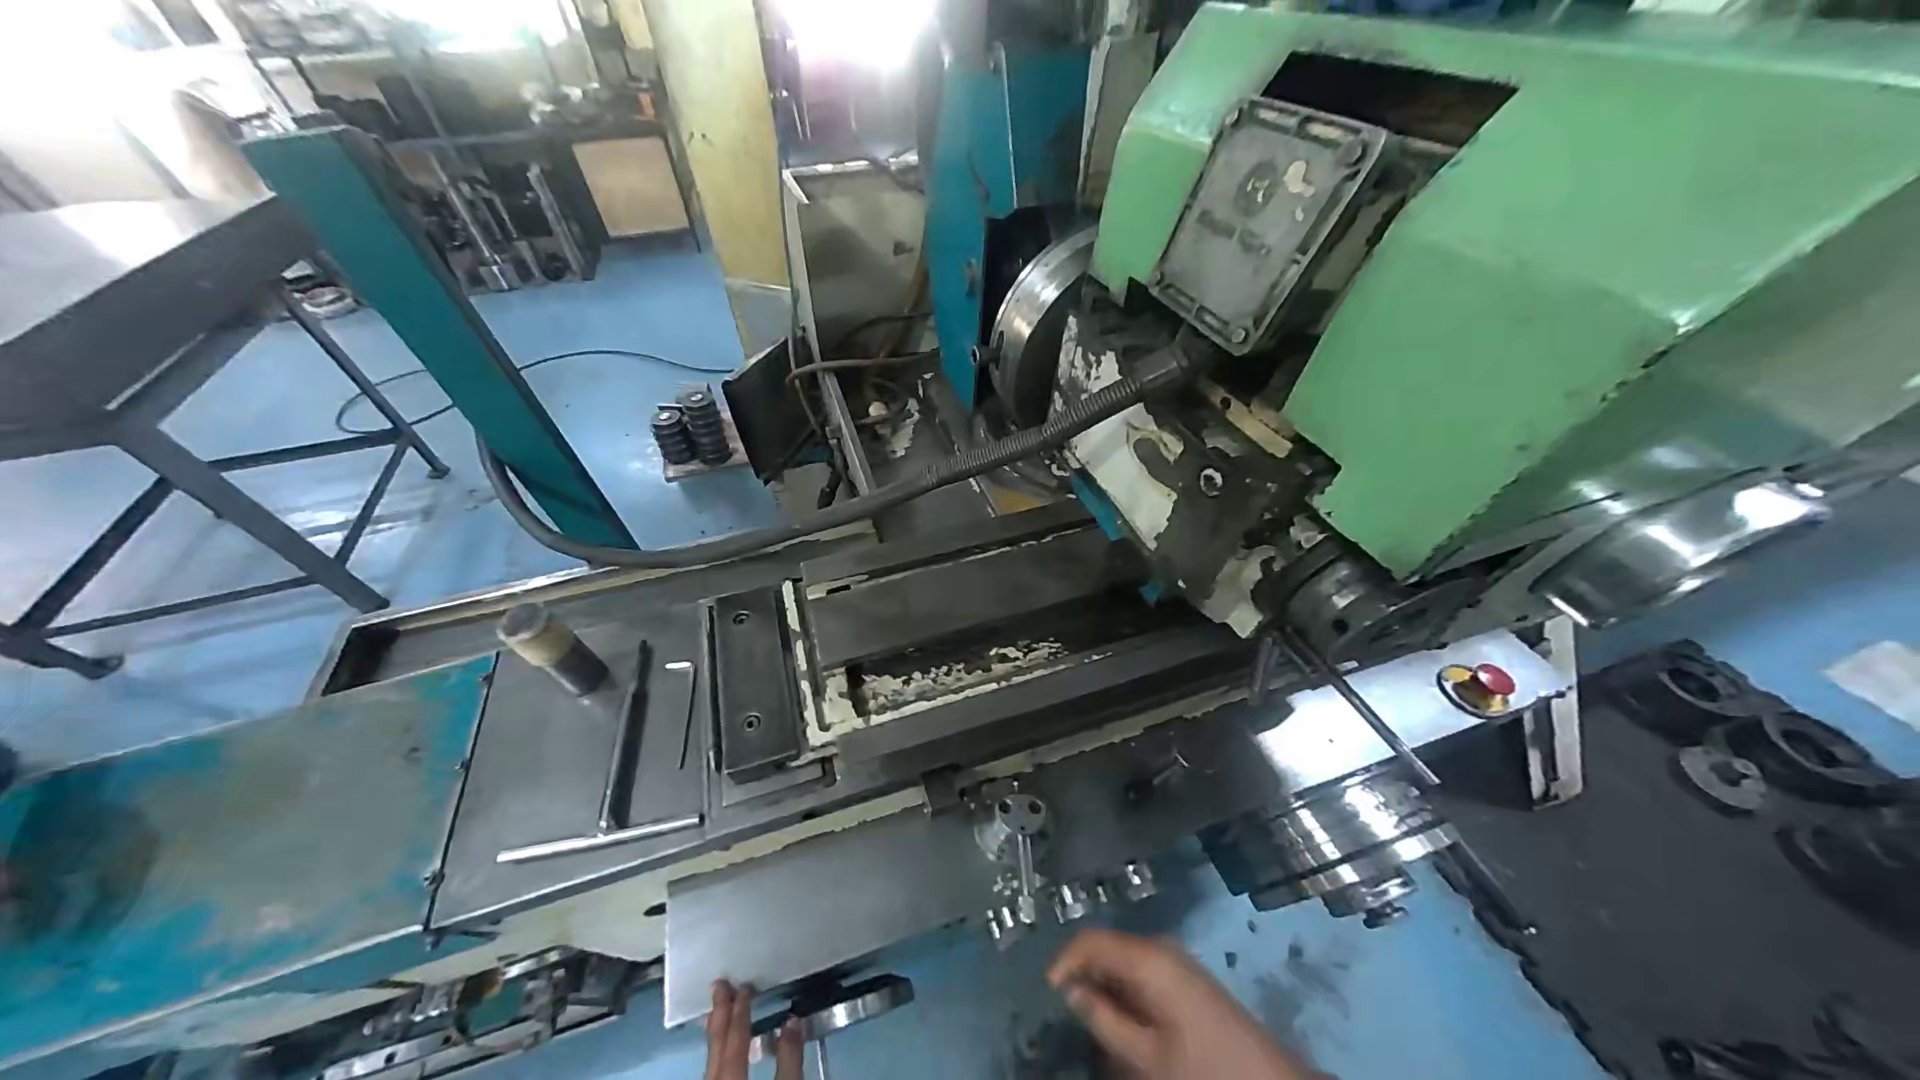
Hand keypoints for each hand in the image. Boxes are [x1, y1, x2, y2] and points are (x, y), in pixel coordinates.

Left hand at [703, 980, 800, 1079]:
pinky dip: (715, 1046)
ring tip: (717, 1008)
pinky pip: (710, 1063)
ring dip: (715, 1029)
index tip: (744, 986)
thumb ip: (790, 1059)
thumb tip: (793, 1021)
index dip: (740, 1011)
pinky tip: (719, 1043)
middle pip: (716, 1044)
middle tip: (718, 984)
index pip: (736, 1038)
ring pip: (710, 1054)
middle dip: (719, 1012)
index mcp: (732, 1078)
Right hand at [1049, 929, 1310, 1079]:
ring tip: (1085, 1017)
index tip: (1046, 993)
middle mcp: (1159, 948)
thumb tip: (1071, 992)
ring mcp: (1174, 960)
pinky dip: (1121, 990)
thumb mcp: (1147, 1055)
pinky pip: (1139, 971)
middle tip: (1062, 1008)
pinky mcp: (1183, 977)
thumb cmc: (1205, 1070)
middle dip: (1080, 973)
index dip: (1063, 962)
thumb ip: (1104, 1020)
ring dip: (1100, 983)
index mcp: (1148, 958)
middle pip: (1105, 947)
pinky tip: (1117, 1019)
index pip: (1090, 940)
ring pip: (1121, 960)